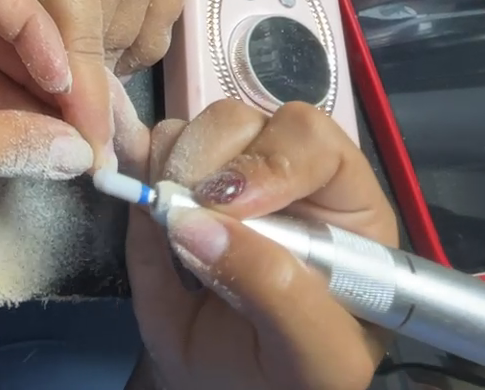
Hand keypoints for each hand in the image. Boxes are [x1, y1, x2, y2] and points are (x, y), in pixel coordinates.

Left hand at [0, 0, 200, 172]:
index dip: (73, 97)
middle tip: (37, 121)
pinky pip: (155, 32)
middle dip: (75, 94)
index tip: (73, 149)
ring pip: (129, 49)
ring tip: (56, 83)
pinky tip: (93, 44)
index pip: (73, 37)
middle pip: (101, 54)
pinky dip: (125, 49)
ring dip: (97, 71)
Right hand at [127, 101, 398, 389]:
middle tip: (186, 212)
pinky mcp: (170, 175)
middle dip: (209, 160)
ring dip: (173, 164)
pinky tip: (149, 205)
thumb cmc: (283, 379)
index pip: (317, 146)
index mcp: (344, 215)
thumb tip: (193, 221)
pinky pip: (151, 140)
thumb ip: (274, 292)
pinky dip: (140, 163)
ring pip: (194, 123)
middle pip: (248, 119)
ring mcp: (222, 172)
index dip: (273, 160)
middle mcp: (285, 179)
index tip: (231, 204)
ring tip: (170, 221)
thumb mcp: (311, 359)